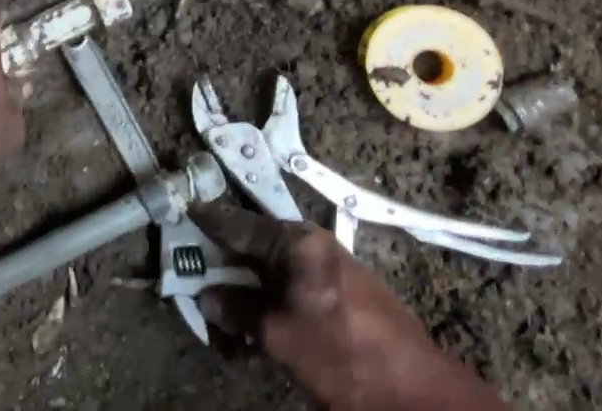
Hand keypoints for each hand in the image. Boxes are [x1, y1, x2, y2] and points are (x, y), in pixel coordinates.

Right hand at [197, 213, 507, 410]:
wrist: (419, 396)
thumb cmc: (341, 354)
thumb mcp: (278, 335)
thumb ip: (238, 310)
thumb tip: (209, 297)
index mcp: (297, 241)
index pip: (238, 223)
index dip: (207, 221)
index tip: (182, 210)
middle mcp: (313, 246)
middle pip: (255, 245)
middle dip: (224, 261)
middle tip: (193, 270)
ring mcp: (331, 270)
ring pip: (273, 270)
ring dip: (246, 289)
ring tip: (221, 310)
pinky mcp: (344, 297)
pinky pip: (293, 288)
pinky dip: (270, 301)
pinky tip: (256, 325)